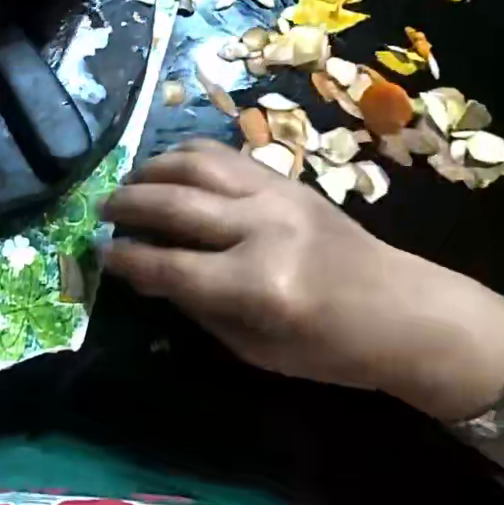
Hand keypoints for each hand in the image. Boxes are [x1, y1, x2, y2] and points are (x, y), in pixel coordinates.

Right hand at [99, 140, 503, 421]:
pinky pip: (227, 155)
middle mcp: (262, 228)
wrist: (402, 308)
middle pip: (176, 203)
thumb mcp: (255, 349)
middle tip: (102, 209)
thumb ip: (200, 306)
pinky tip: (172, 165)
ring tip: (131, 181)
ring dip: (154, 167)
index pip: (169, 265)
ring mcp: (277, 194)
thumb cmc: (330, 348)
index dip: (127, 259)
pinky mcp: (288, 179)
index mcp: (257, 285)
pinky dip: (190, 155)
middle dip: (129, 204)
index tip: (101, 254)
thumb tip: (151, 273)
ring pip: (198, 163)